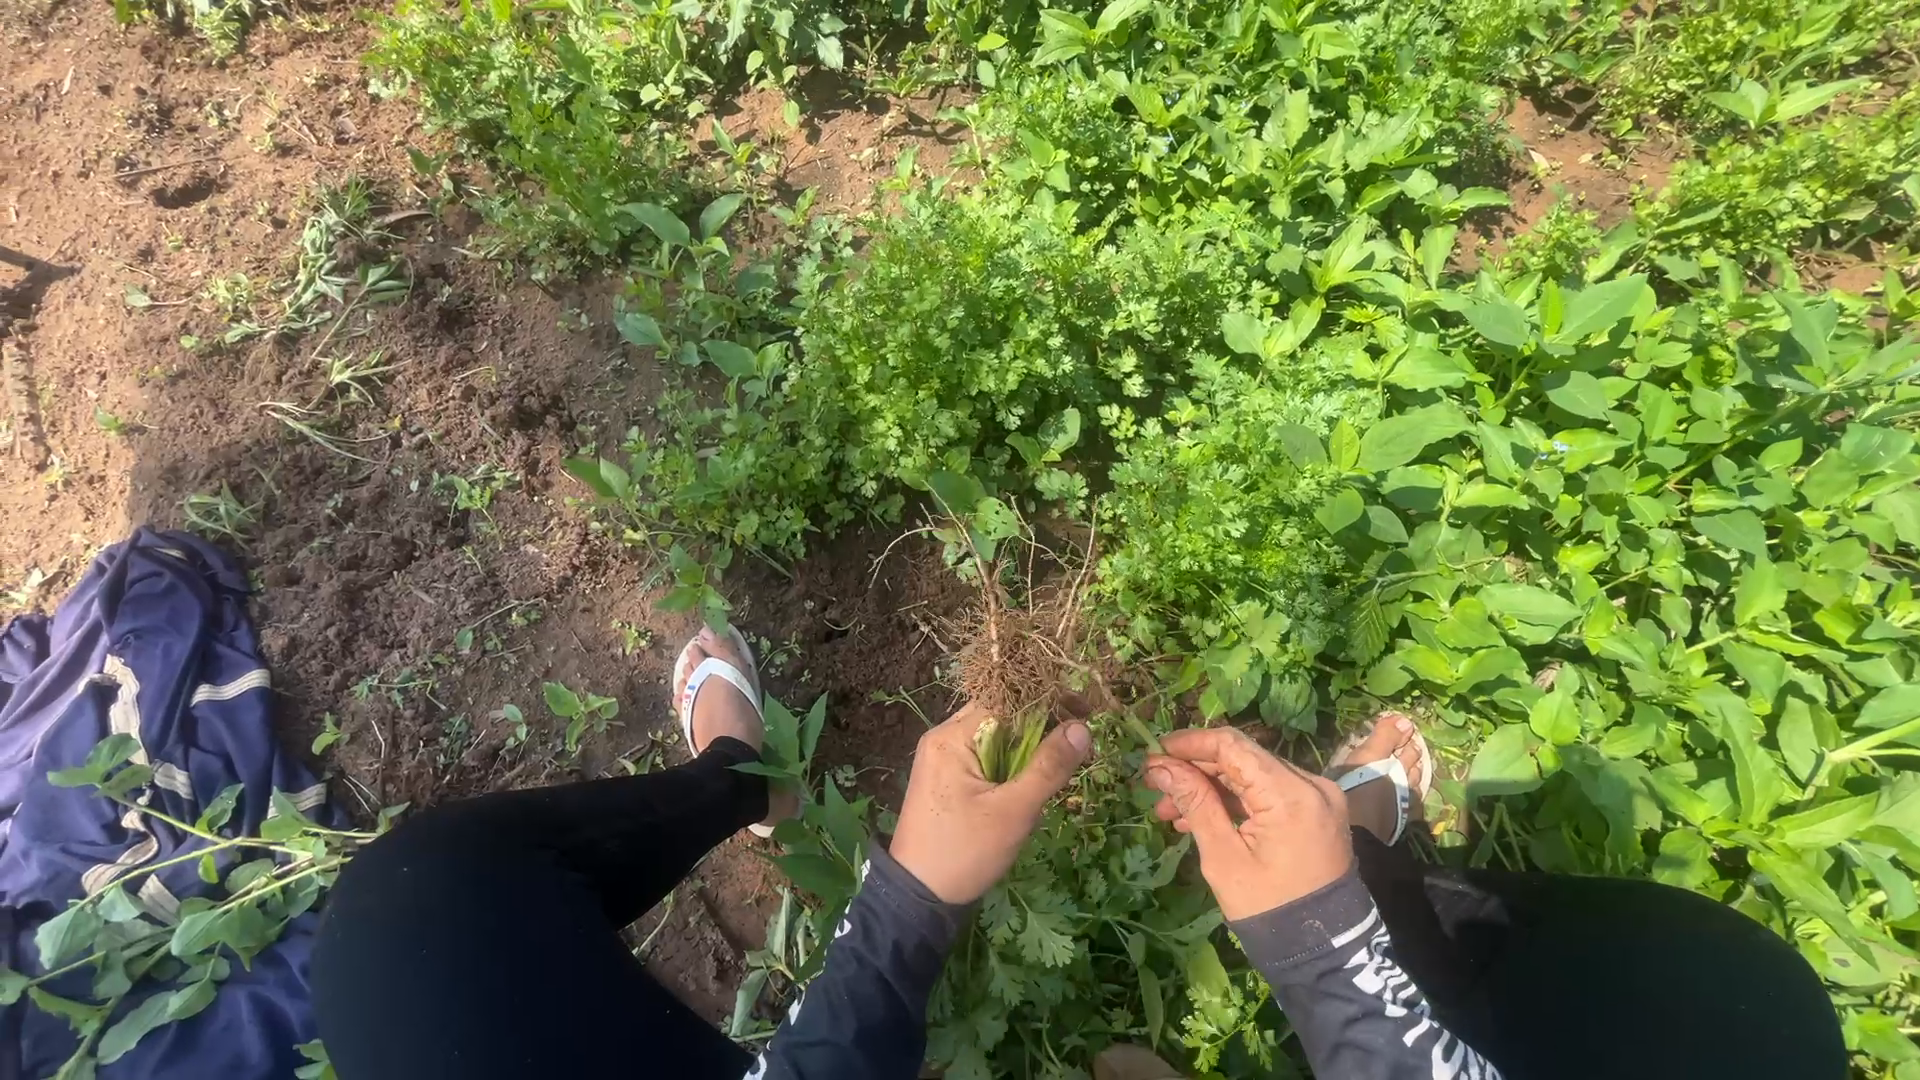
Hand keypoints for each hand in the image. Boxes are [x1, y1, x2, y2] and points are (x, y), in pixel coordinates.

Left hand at [888, 702, 1091, 903]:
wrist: (917, 896)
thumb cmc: (965, 852)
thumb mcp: (1013, 812)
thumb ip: (1048, 767)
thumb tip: (1082, 727)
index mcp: (952, 737)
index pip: (1006, 700)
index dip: (1047, 702)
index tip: (1083, 712)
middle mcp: (942, 736)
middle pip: (1000, 714)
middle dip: (1039, 725)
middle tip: (1076, 741)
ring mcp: (941, 756)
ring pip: (995, 735)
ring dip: (1026, 746)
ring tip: (1057, 764)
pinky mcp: (945, 776)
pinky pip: (984, 754)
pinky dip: (1009, 762)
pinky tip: (1028, 782)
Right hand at [1144, 727, 1352, 920]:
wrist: (1326, 955)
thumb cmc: (1269, 908)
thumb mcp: (1223, 857)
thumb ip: (1194, 802)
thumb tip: (1159, 766)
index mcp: (1290, 794)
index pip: (1232, 745)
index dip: (1189, 744)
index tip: (1154, 755)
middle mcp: (1310, 785)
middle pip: (1240, 758)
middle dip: (1194, 770)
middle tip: (1156, 788)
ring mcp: (1316, 797)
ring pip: (1250, 774)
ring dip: (1210, 787)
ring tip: (1170, 811)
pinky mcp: (1315, 812)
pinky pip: (1266, 793)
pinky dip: (1233, 801)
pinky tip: (1199, 819)